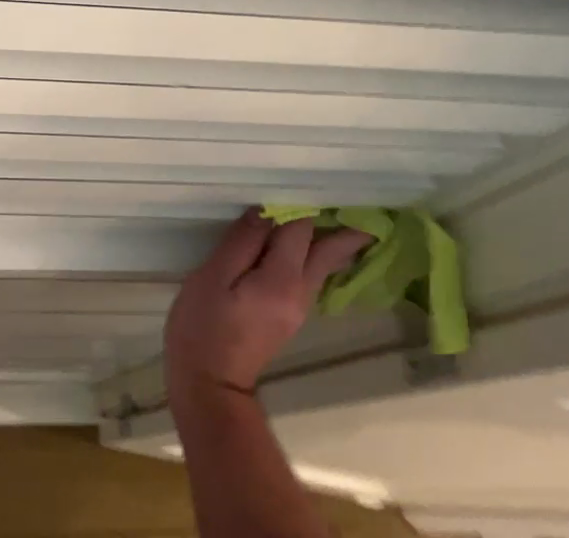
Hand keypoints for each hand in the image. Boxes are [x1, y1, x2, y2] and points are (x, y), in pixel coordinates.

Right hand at [165, 208, 371, 396]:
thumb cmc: (202, 328)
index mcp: (281, 279)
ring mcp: (297, 308)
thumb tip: (266, 211)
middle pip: (329, 252)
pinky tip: (307, 248)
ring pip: (323, 265)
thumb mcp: (212, 278)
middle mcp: (300, 292)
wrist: (209, 385)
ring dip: (332, 241)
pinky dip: (314, 257)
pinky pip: (310, 277)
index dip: (301, 205)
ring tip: (344, 217)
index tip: (309, 183)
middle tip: (365, 205)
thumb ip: (241, 243)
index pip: (301, 230)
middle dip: (346, 228)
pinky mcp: (288, 317)